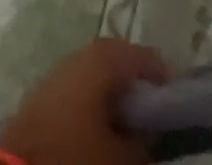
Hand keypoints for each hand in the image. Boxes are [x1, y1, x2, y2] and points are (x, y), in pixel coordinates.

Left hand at [0, 39, 169, 164]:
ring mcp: (55, 74)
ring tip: (123, 126)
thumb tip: (148, 133)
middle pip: (118, 63)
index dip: (164, 82)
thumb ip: (143, 141)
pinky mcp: (37, 97)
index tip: (174, 107)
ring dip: (110, 96)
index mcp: (103, 60)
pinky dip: (89, 105)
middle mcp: (78, 56)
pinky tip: (94, 130)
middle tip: (150, 115)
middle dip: (135, 86)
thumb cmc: (75, 158)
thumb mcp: (122, 157)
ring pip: (93, 77)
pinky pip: (74, 93)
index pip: (146, 58)